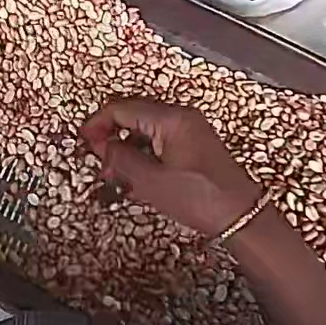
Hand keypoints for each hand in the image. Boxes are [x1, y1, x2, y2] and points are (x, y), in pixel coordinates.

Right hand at [79, 99, 262, 236]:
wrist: (241, 216)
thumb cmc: (200, 197)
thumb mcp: (151, 181)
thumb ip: (121, 159)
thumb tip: (102, 146)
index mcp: (171, 119)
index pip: (122, 108)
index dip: (98, 123)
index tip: (84, 140)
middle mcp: (182, 117)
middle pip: (134, 115)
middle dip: (112, 135)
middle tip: (99, 159)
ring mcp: (190, 130)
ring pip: (145, 129)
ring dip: (127, 147)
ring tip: (117, 174)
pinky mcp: (194, 145)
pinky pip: (159, 140)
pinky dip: (143, 153)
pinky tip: (137, 176)